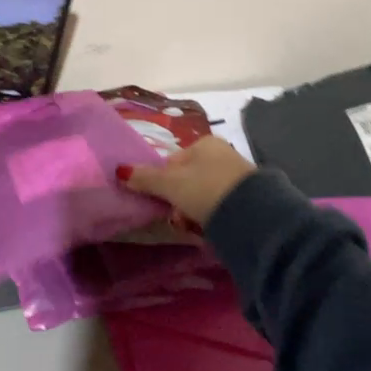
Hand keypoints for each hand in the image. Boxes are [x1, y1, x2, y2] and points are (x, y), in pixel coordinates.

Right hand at [116, 137, 256, 226]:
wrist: (250, 213)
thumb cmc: (204, 189)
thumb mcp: (170, 184)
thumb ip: (145, 178)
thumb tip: (120, 171)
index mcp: (204, 143)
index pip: (171, 162)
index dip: (162, 183)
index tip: (163, 201)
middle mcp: (221, 153)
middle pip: (186, 180)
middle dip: (178, 201)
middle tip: (178, 218)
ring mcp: (236, 175)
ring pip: (201, 194)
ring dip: (192, 211)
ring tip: (193, 226)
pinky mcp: (247, 196)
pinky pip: (218, 204)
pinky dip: (210, 215)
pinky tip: (210, 227)